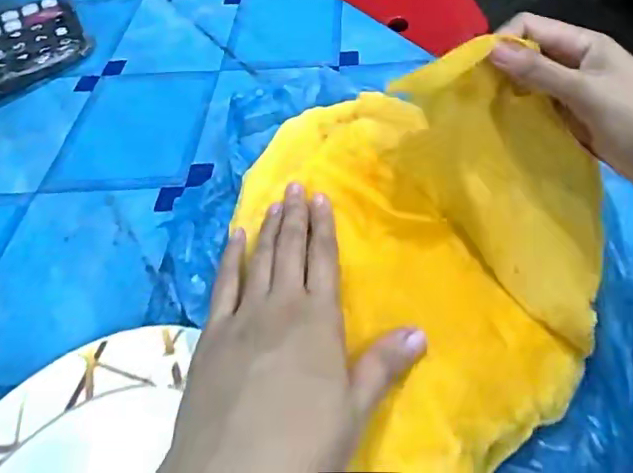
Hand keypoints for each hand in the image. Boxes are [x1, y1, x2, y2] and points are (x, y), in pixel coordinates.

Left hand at [161, 183, 425, 472]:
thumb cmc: (303, 446)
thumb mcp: (353, 412)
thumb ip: (382, 366)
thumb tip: (420, 330)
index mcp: (319, 320)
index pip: (324, 261)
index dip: (324, 227)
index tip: (321, 197)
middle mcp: (282, 306)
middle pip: (291, 251)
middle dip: (295, 217)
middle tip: (296, 186)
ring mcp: (244, 316)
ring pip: (260, 259)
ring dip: (268, 228)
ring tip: (274, 202)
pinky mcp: (212, 333)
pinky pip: (223, 284)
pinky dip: (230, 257)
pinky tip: (234, 238)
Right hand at [489, 14, 632, 207]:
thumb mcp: (586, 92)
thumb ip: (538, 71)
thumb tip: (490, 48)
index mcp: (584, 43)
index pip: (530, 27)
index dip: (504, 40)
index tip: (479, 67)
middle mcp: (579, 63)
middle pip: (531, 54)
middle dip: (504, 69)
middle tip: (478, 93)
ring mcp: (581, 93)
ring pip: (536, 84)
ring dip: (515, 94)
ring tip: (489, 112)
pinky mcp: (583, 121)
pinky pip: (547, 110)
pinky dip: (530, 116)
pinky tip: (513, 128)